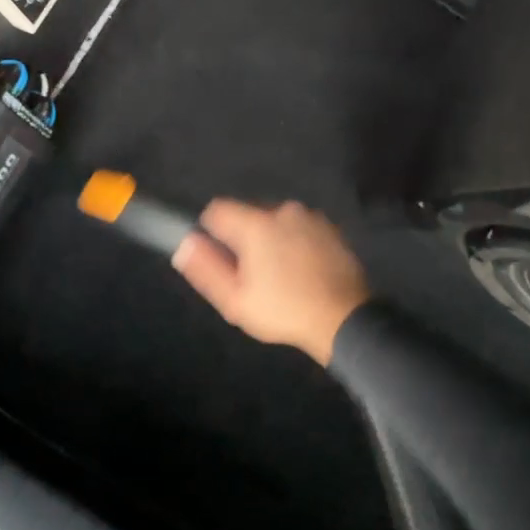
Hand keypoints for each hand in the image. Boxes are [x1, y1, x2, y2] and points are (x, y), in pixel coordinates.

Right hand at [172, 200, 372, 365]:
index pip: (218, 209)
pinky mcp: (330, 228)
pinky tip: (301, 271)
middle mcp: (282, 210)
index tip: (222, 257)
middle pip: (248, 213)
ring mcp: (310, 217)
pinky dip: (295, 242)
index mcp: (255, 223)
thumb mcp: (235, 300)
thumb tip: (185, 243)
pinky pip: (300, 228)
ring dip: (271, 238)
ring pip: (276, 221)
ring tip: (280, 275)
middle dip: (244, 237)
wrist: (343, 319)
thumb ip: (206, 268)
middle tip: (252, 273)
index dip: (212, 231)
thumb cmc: (283, 310)